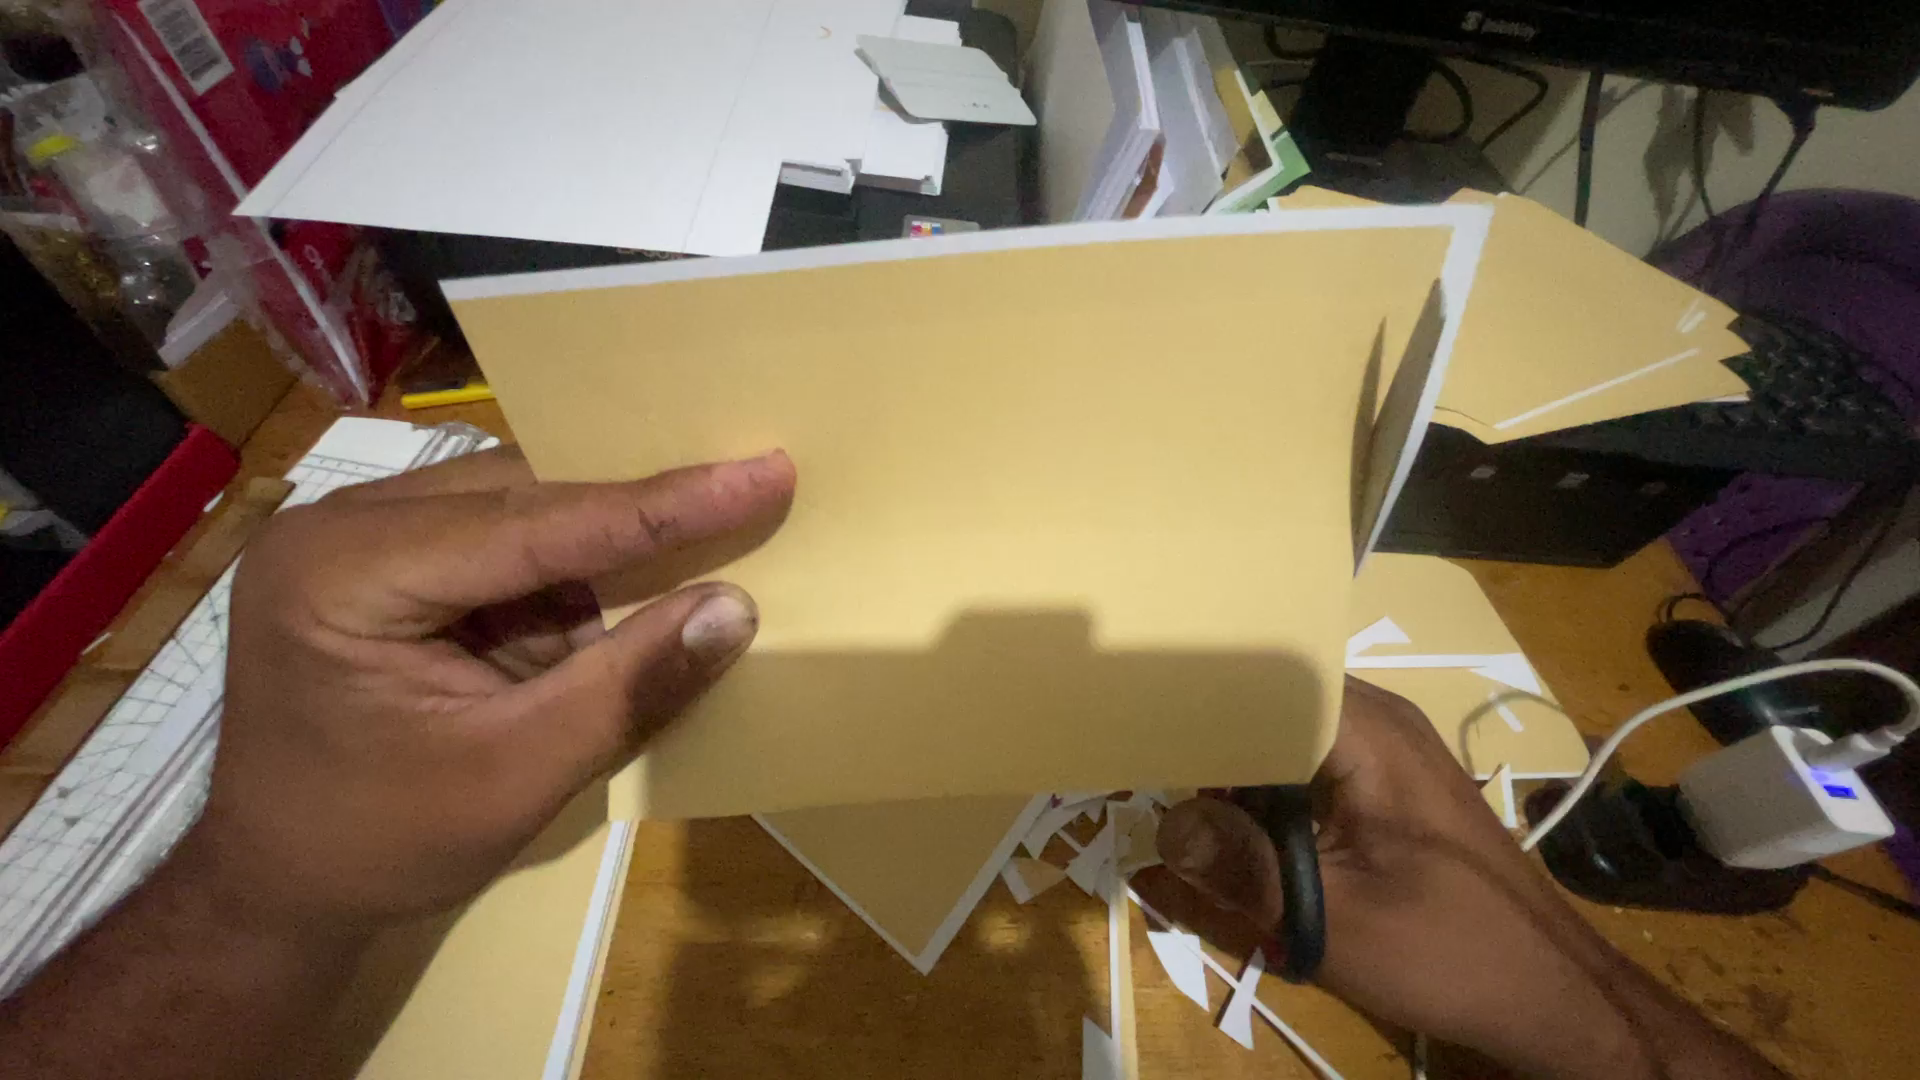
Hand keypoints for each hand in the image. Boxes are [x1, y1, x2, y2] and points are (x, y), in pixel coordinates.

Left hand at [179, 446, 794, 932]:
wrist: (283, 885)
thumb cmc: (382, 841)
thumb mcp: (518, 774)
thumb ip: (630, 686)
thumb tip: (736, 608)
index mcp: (348, 571)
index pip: (540, 522)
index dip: (666, 505)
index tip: (764, 475)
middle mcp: (356, 526)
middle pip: (539, 493)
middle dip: (651, 503)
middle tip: (757, 485)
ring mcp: (384, 537)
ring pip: (540, 503)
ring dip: (628, 530)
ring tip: (723, 520)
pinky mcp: (419, 561)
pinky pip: (530, 537)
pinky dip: (598, 559)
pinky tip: (652, 569)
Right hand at [1153, 677, 1782, 1079]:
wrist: (1558, 998)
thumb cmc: (1453, 952)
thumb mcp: (1336, 922)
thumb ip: (1243, 869)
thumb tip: (1158, 828)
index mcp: (1363, 730)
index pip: (1260, 680)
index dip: (1197, 696)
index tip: (1142, 725)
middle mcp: (1369, 718)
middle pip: (1261, 701)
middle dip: (1204, 735)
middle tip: (1146, 767)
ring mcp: (1376, 745)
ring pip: (1274, 731)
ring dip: (1230, 765)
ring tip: (1178, 794)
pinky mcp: (1376, 778)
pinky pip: (1297, 759)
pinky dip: (1260, 785)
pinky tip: (1235, 821)